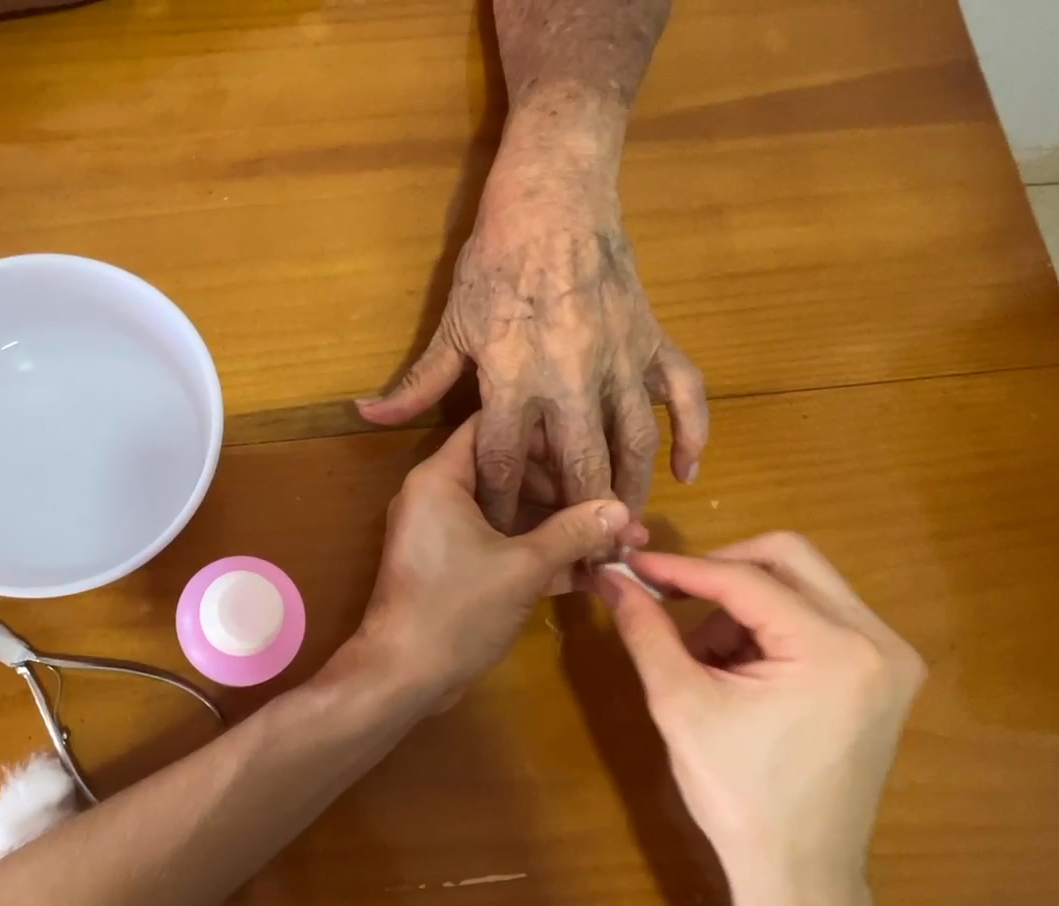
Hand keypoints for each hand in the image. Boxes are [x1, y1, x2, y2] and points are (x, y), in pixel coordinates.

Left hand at [350, 418, 631, 710]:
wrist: (402, 673)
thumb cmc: (456, 609)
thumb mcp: (523, 568)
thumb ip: (573, 532)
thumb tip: (623, 509)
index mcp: (441, 478)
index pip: (492, 426)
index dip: (544, 432)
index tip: (592, 444)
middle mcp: (438, 495)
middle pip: (507, 471)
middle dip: (564, 491)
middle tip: (616, 508)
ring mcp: (444, 532)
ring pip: (509, 513)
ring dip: (558, 528)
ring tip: (616, 543)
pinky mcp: (453, 565)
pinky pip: (499, 545)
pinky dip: (536, 554)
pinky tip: (589, 572)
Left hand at [356, 109, 707, 528]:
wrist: (555, 199)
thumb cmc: (495, 265)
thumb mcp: (450, 328)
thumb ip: (416, 383)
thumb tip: (366, 414)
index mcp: (514, 380)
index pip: (506, 463)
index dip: (505, 506)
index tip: (505, 538)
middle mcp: (571, 380)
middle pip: (579, 466)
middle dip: (579, 517)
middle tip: (581, 553)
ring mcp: (620, 361)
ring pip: (633, 442)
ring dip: (631, 489)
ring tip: (623, 526)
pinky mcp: (654, 341)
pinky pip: (685, 394)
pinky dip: (693, 432)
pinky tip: (687, 471)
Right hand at [595, 533, 924, 896]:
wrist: (796, 867)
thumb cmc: (736, 792)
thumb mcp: (679, 703)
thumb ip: (645, 630)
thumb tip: (611, 578)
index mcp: (835, 649)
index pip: (745, 579)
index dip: (680, 568)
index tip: (631, 565)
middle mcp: (878, 641)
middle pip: (789, 559)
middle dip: (718, 571)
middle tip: (667, 594)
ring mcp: (888, 658)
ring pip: (802, 586)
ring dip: (741, 603)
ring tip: (700, 657)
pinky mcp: (880, 675)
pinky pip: (816, 618)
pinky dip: (765, 626)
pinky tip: (734, 669)